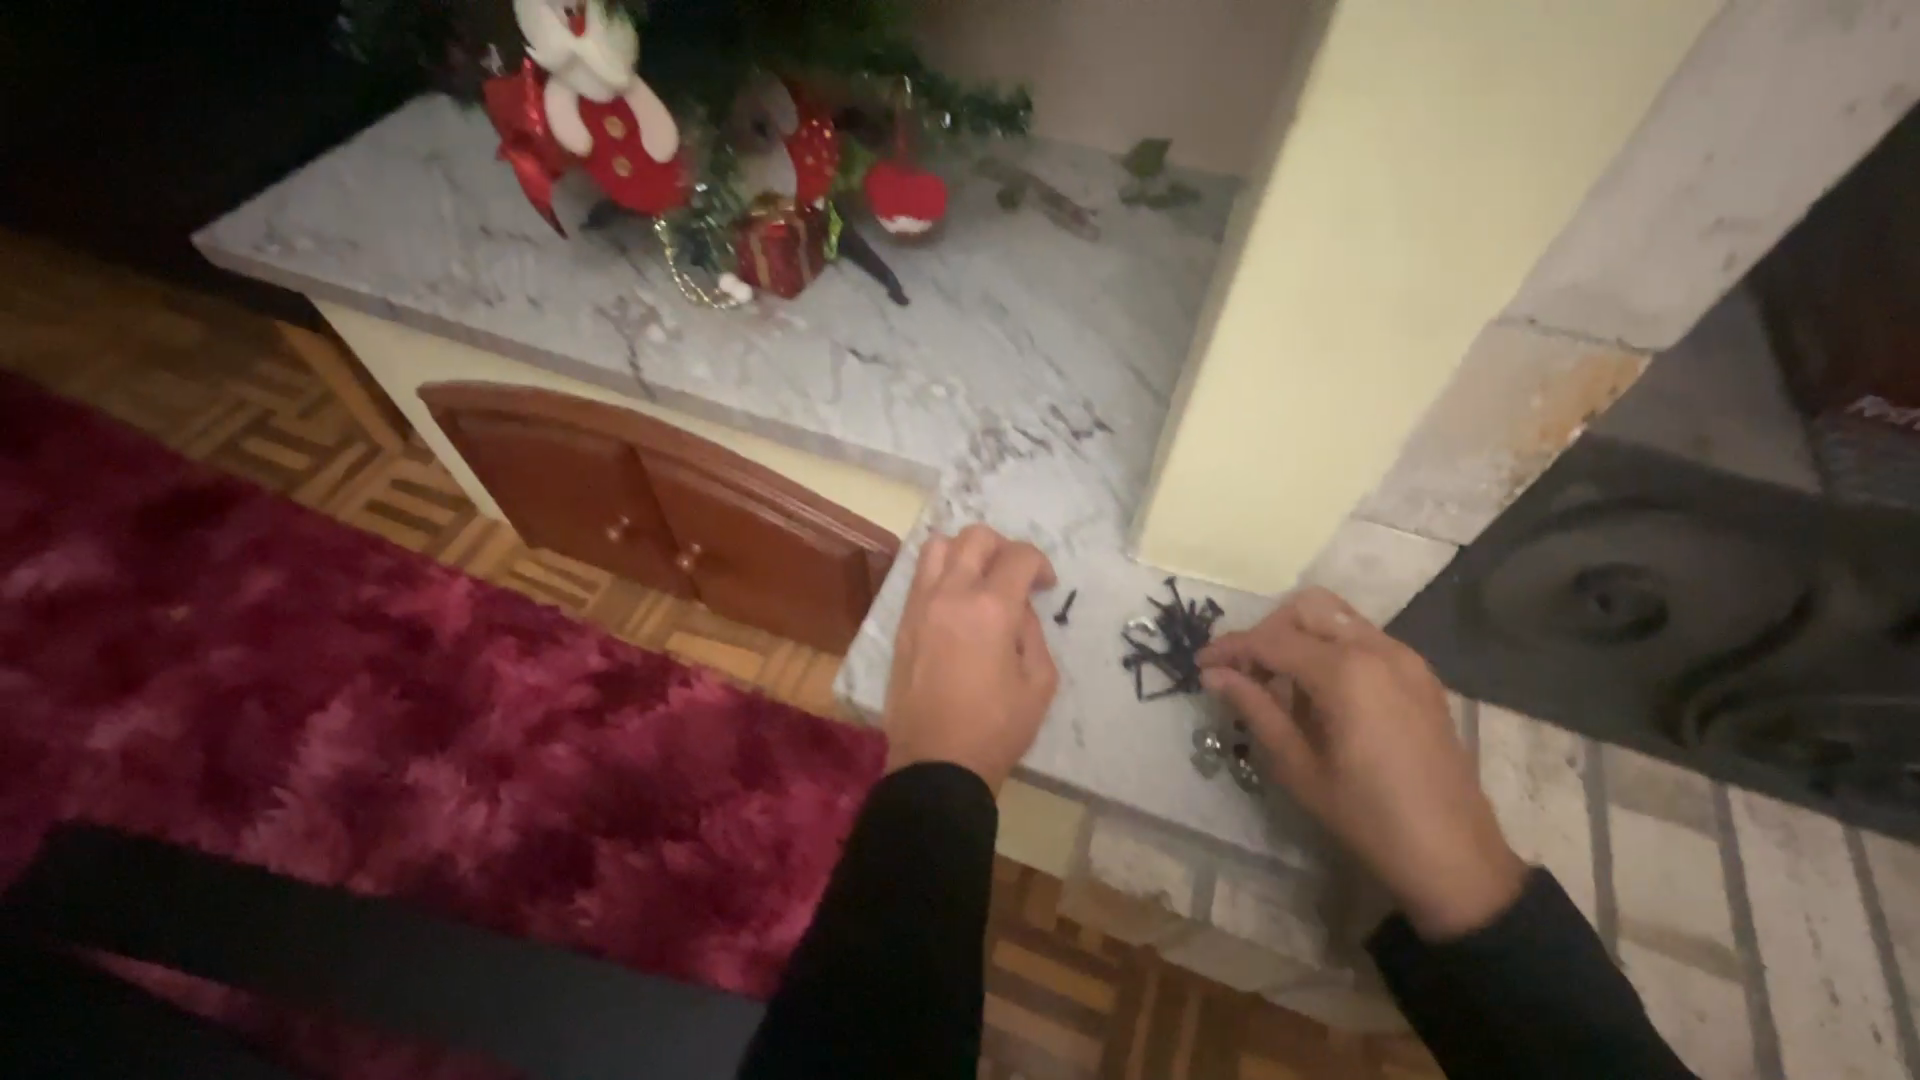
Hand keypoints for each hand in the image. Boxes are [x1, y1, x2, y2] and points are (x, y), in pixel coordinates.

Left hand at [883, 525, 1059, 792]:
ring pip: (937, 547)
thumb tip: (1018, 609)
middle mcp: (951, 594)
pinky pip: (919, 577)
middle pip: (975, 537)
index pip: (1018, 556)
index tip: (1046, 586)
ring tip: (979, 581)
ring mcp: (920, 606)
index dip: (1040, 564)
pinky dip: (940, 574)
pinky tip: (955, 603)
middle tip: (1015, 577)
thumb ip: (1033, 633)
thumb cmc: (996, 728)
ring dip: (964, 553)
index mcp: (991, 608)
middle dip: (1003, 547)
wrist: (936, 764)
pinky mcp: (902, 624)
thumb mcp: (1040, 683)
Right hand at [1197, 588, 1524, 940]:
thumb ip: (1255, 709)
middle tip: (1243, 671)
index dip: (1231, 648)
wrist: (1454, 854)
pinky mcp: (1421, 675)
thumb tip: (1214, 675)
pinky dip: (1331, 649)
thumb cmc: (1367, 817)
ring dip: (1300, 636)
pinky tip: (1318, 693)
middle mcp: (1378, 650)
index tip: (1201, 664)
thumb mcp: (1298, 766)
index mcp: (1346, 673)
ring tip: (1277, 682)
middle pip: (1307, 609)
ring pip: (1338, 618)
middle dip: (1267, 631)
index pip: (1272, 640)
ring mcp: (1406, 659)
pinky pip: (1364, 640)